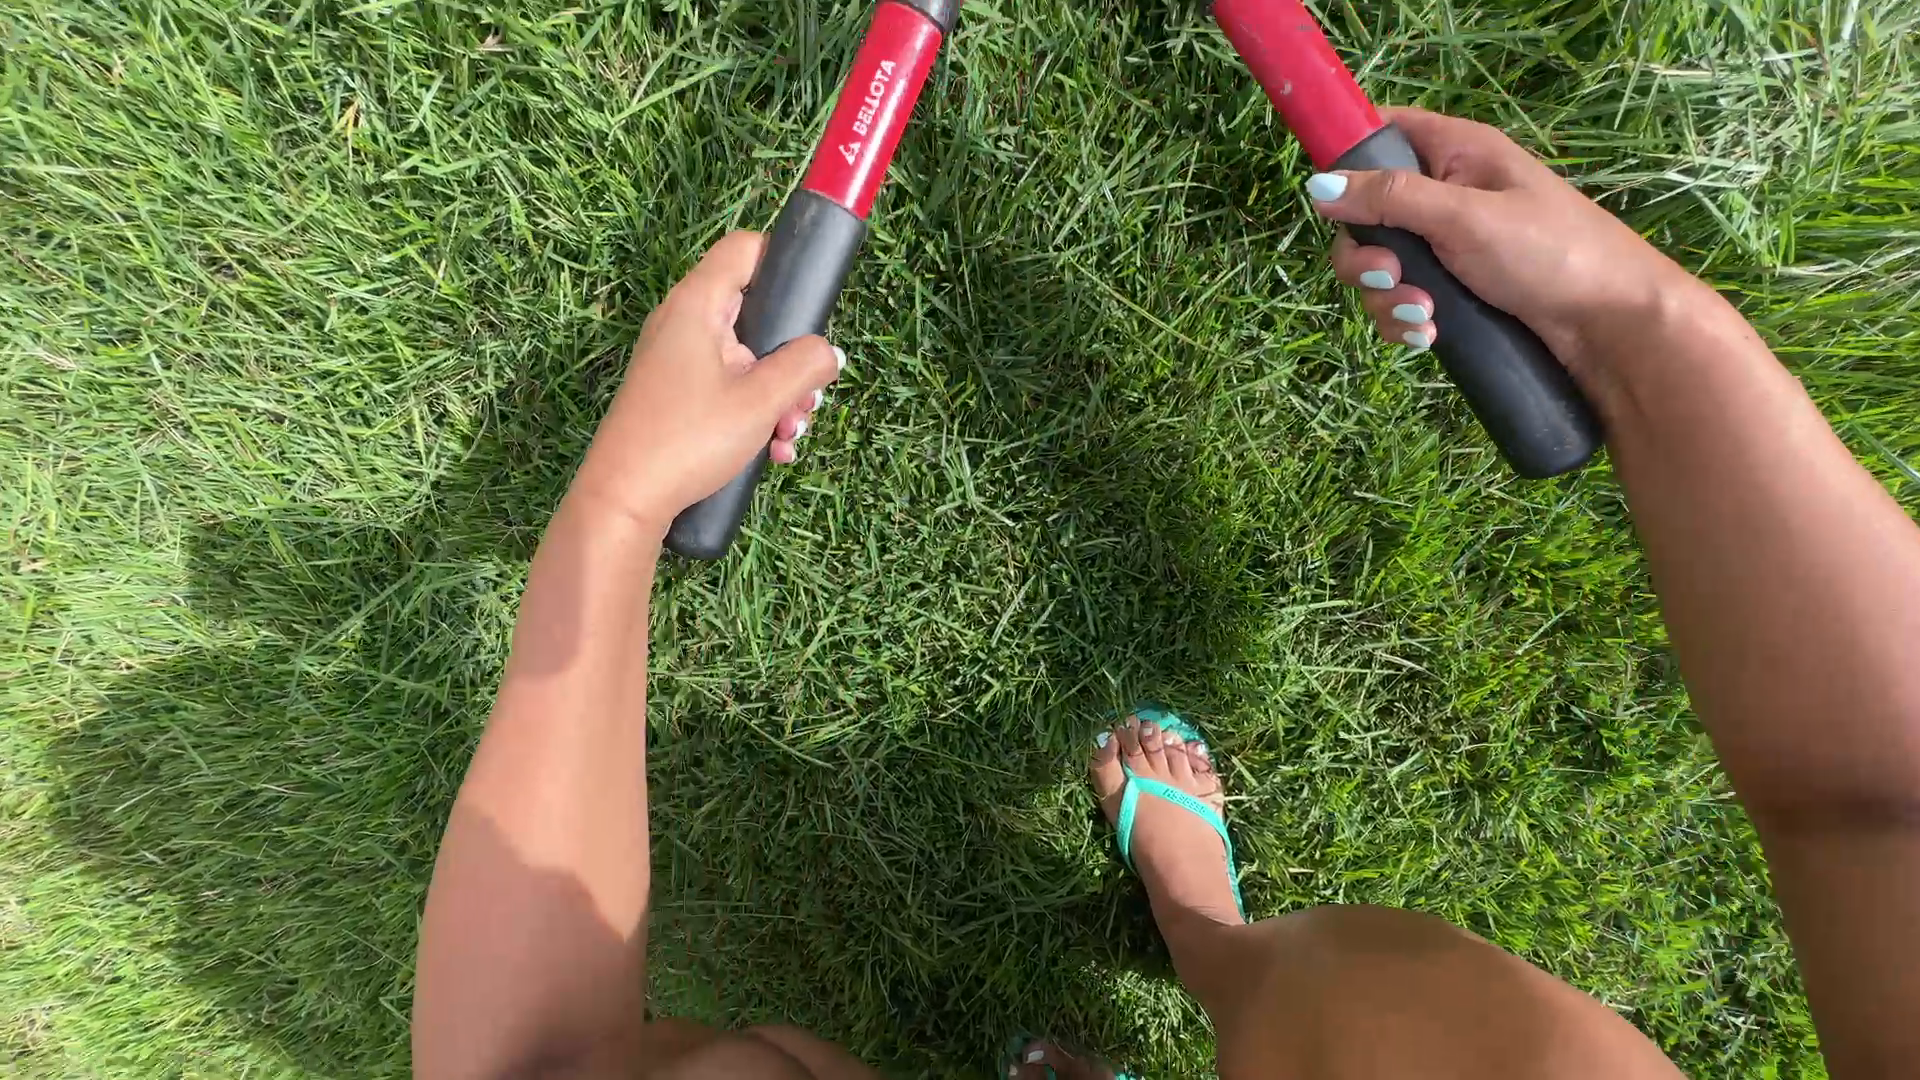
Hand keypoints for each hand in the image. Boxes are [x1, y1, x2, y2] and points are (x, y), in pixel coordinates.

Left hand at [568, 231, 842, 534]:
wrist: (627, 499)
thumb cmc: (691, 438)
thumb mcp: (761, 401)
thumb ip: (805, 366)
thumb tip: (829, 353)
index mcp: (698, 306)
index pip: (746, 251)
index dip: (784, 265)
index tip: (812, 308)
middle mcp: (686, 325)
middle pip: (758, 317)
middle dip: (794, 360)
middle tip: (807, 399)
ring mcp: (681, 362)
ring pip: (750, 362)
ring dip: (781, 397)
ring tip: (789, 436)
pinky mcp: (680, 396)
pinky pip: (731, 390)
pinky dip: (757, 414)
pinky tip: (773, 452)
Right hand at [1307, 107, 1710, 381]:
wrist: (1603, 322)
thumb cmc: (1549, 252)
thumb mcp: (1464, 217)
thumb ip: (1390, 199)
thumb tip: (1318, 186)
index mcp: (1453, 155)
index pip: (1383, 134)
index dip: (1348, 158)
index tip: (1327, 197)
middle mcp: (1440, 197)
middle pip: (1363, 219)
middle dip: (1364, 259)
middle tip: (1388, 277)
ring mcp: (1441, 246)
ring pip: (1375, 270)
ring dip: (1387, 300)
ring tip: (1425, 316)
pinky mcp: (1443, 289)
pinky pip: (1395, 302)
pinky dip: (1403, 321)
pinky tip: (1428, 334)